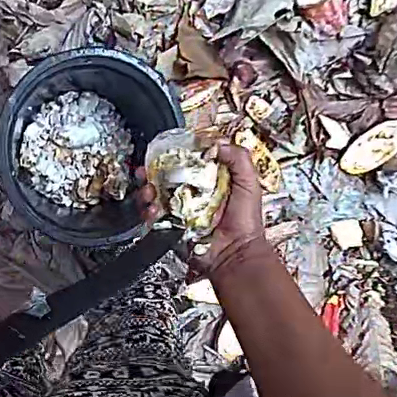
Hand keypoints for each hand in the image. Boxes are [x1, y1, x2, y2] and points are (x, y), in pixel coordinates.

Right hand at [138, 144, 269, 275]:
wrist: (236, 253)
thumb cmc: (246, 222)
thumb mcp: (249, 183)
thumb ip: (238, 159)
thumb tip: (218, 143)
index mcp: (209, 180)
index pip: (188, 162)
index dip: (175, 155)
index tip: (166, 150)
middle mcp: (193, 193)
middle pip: (166, 177)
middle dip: (153, 171)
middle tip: (147, 170)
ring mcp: (181, 210)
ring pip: (156, 195)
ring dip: (147, 190)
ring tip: (149, 192)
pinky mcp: (173, 226)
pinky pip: (155, 216)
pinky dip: (148, 211)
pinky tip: (153, 210)